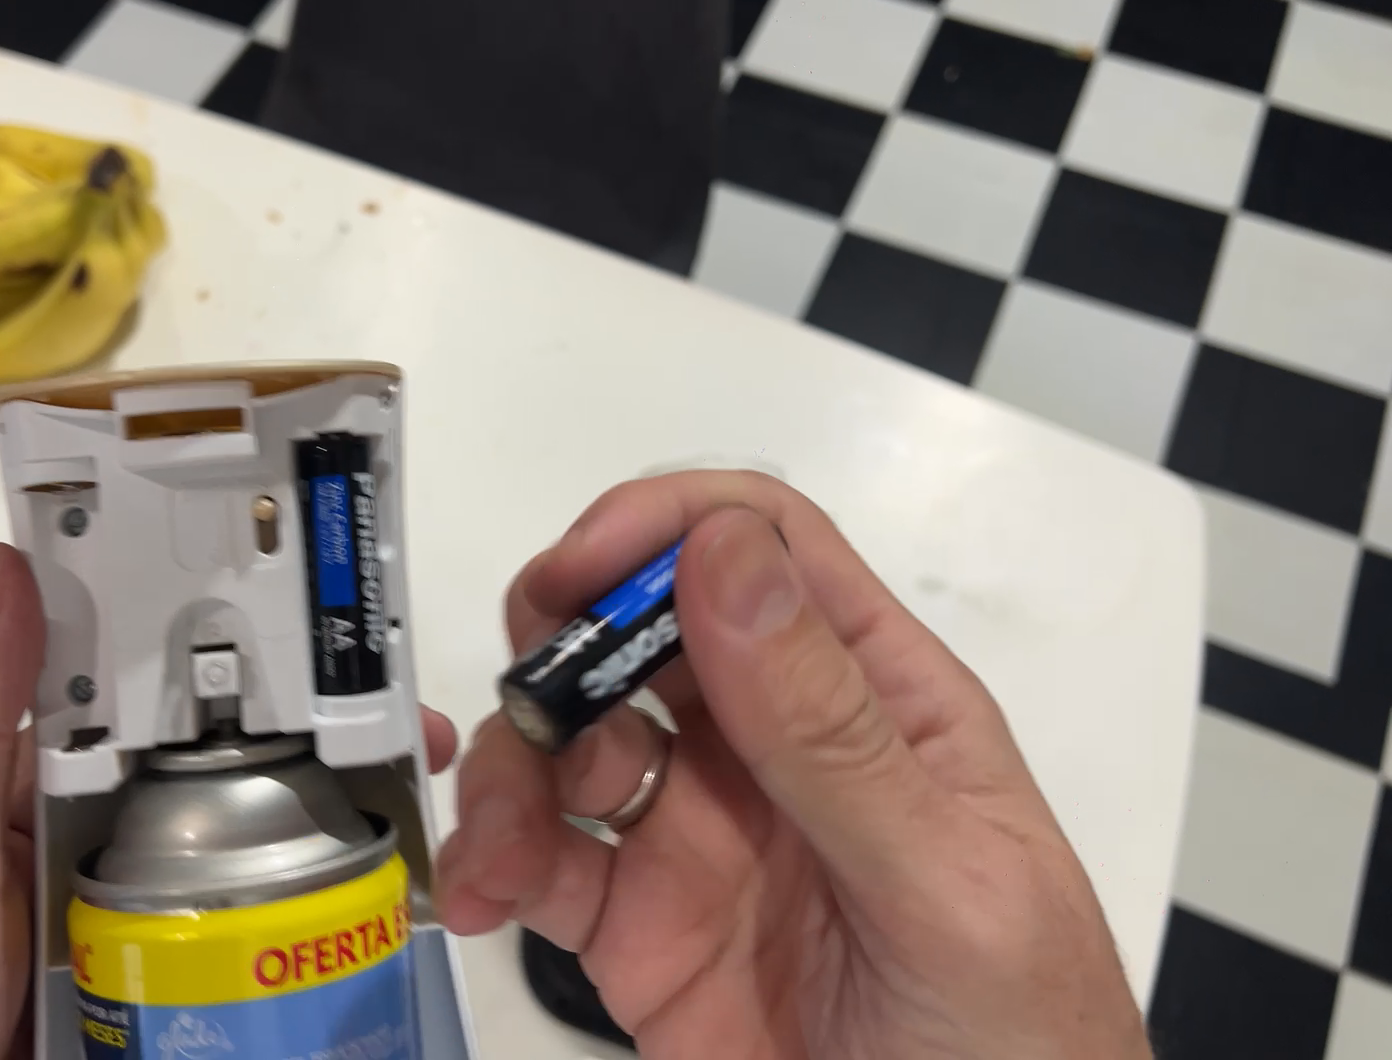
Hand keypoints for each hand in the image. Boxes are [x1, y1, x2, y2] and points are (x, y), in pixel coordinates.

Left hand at [0, 544, 457, 1059]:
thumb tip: (7, 564)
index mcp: (83, 774)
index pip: (181, 698)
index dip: (258, 661)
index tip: (340, 638)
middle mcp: (134, 825)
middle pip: (247, 769)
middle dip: (336, 744)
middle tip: (422, 735)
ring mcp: (165, 901)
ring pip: (264, 842)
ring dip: (345, 821)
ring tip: (424, 808)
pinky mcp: (185, 968)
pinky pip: (260, 923)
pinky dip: (319, 907)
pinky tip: (381, 899)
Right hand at [435, 473, 1150, 1059]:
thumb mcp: (948, 894)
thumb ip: (830, 728)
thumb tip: (723, 551)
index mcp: (863, 693)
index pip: (758, 545)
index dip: (662, 528)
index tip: (578, 569)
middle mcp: (761, 732)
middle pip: (637, 621)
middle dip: (562, 633)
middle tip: (525, 685)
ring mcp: (684, 814)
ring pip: (567, 729)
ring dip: (513, 766)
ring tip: (499, 848)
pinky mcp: (623, 902)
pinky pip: (538, 845)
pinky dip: (492, 852)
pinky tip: (481, 892)